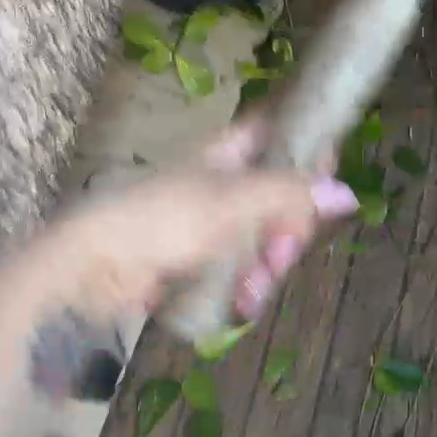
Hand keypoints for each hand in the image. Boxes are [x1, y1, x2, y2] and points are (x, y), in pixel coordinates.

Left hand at [32, 119, 358, 322]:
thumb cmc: (159, 218)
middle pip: (282, 195)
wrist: (87, 270)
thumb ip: (292, 195)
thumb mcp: (233, 201)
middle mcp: (224, 182)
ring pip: (264, 237)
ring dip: (269, 265)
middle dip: (289, 229)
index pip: (281, 134)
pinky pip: (242, 267)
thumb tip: (348, 194)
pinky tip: (243, 302)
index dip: (309, 148)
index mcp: (229, 153)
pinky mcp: (201, 261)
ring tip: (257, 288)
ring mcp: (212, 223)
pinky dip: (248, 285)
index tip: (328, 176)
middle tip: (283, 252)